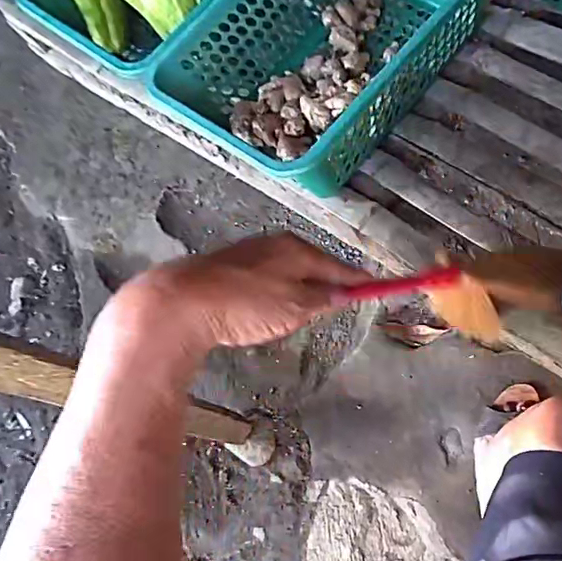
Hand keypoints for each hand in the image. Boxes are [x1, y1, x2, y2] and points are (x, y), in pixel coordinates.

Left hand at [108, 233, 369, 355]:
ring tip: (300, 315)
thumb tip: (344, 294)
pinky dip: (275, 296)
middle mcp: (274, 245)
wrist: (181, 303)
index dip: (360, 281)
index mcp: (296, 249)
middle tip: (341, 305)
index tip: (380, 287)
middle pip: (313, 267)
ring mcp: (249, 255)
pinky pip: (265, 282)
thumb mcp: (295, 307)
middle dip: (327, 287)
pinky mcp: (227, 270)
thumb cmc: (244, 304)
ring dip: (299, 293)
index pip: (339, 267)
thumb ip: (322, 300)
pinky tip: (266, 311)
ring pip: (287, 275)